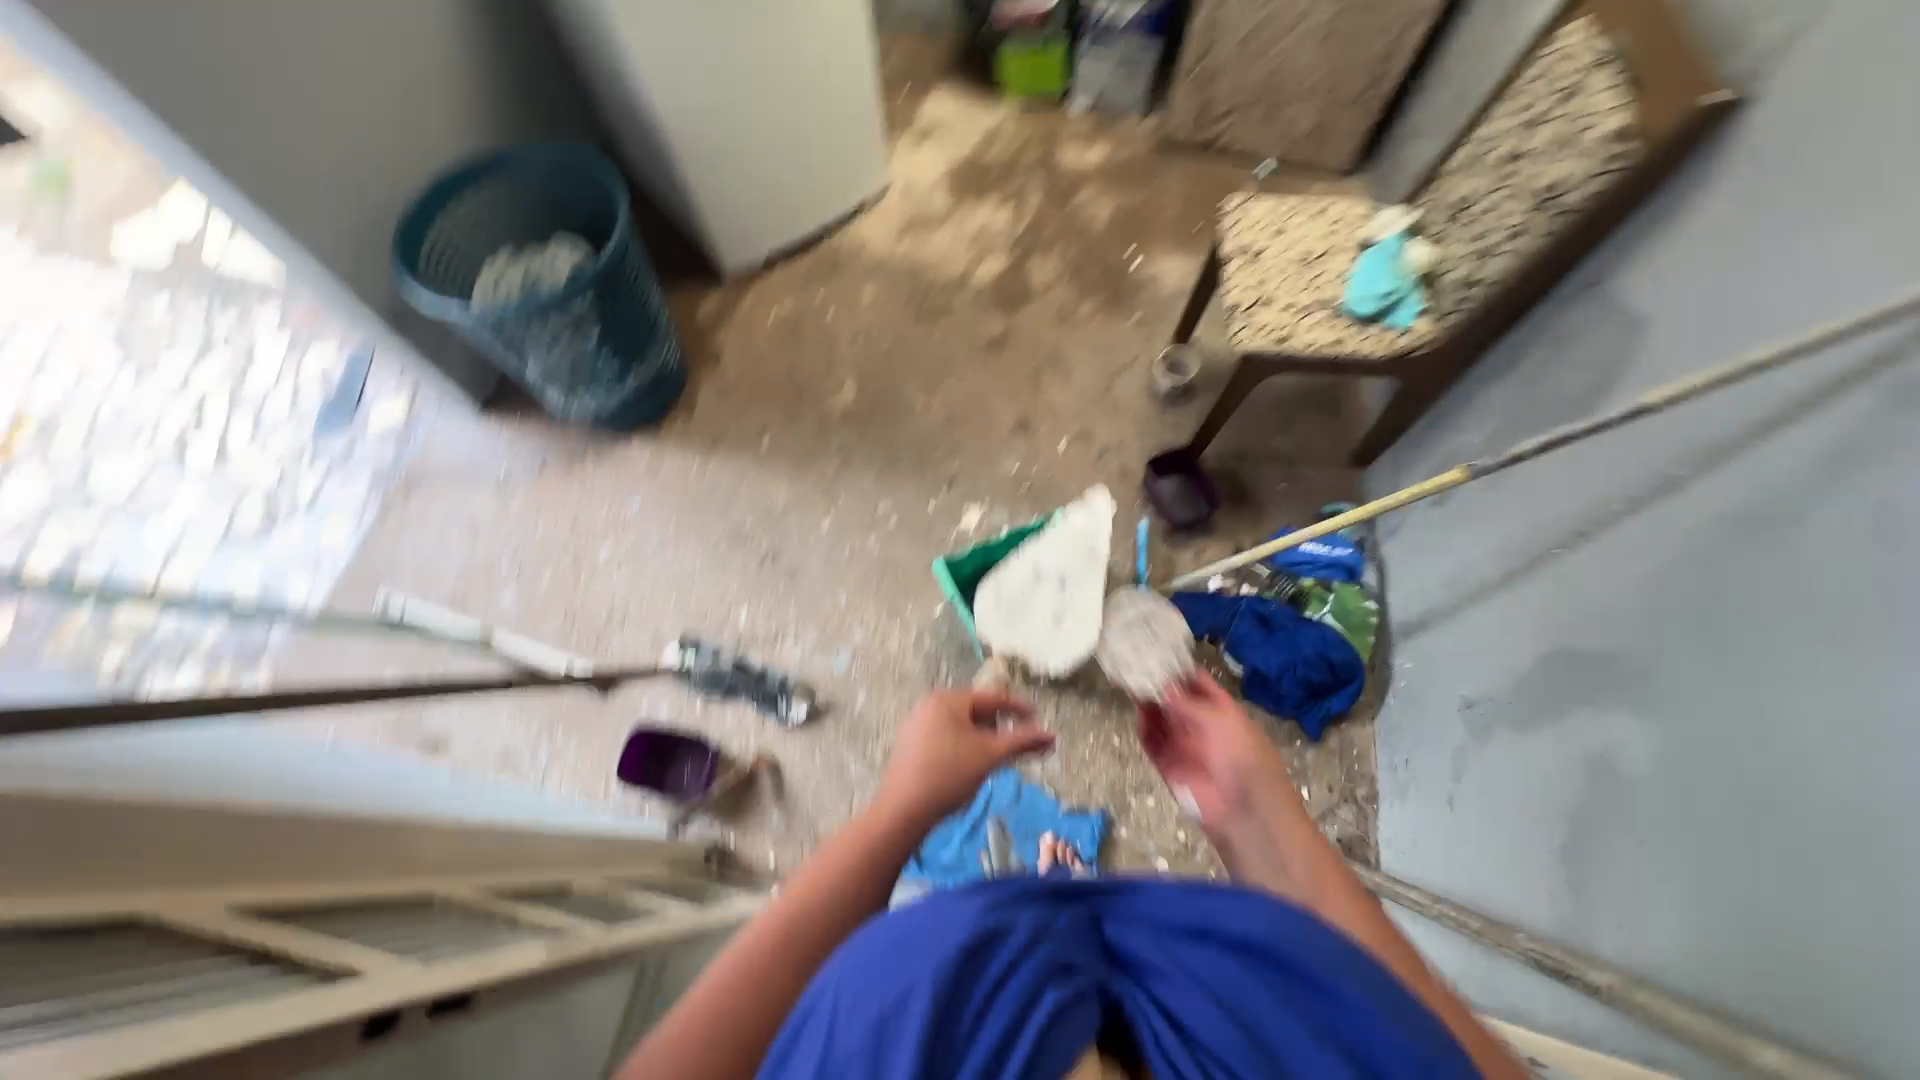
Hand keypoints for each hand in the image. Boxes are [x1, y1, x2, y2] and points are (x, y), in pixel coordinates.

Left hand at [874, 689, 1055, 826]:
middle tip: (1018, 746)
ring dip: (984, 740)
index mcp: (947, 700)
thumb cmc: (949, 774)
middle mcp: (929, 705)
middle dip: (1000, 728)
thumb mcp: (990, 756)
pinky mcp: (911, 746)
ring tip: (997, 759)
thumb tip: (1052, 735)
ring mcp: (917, 726)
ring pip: (961, 727)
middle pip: (976, 711)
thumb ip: (1022, 742)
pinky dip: (965, 748)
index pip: (992, 698)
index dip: (1019, 708)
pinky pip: (946, 738)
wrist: (903, 810)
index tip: (1038, 720)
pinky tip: (972, 768)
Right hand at [1137, 669, 1297, 835]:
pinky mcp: (1168, 765)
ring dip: (1147, 704)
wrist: (1245, 810)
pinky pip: (1152, 743)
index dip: (1178, 668)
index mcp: (1221, 710)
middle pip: (1173, 699)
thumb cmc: (1242, 756)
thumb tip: (1163, 683)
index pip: (1197, 683)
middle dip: (1157, 685)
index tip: (1156, 652)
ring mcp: (1184, 745)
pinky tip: (1139, 714)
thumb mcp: (1221, 721)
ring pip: (1160, 719)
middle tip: (1136, 668)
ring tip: (1132, 686)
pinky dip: (1144, 728)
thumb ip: (1188, 702)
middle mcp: (1200, 725)